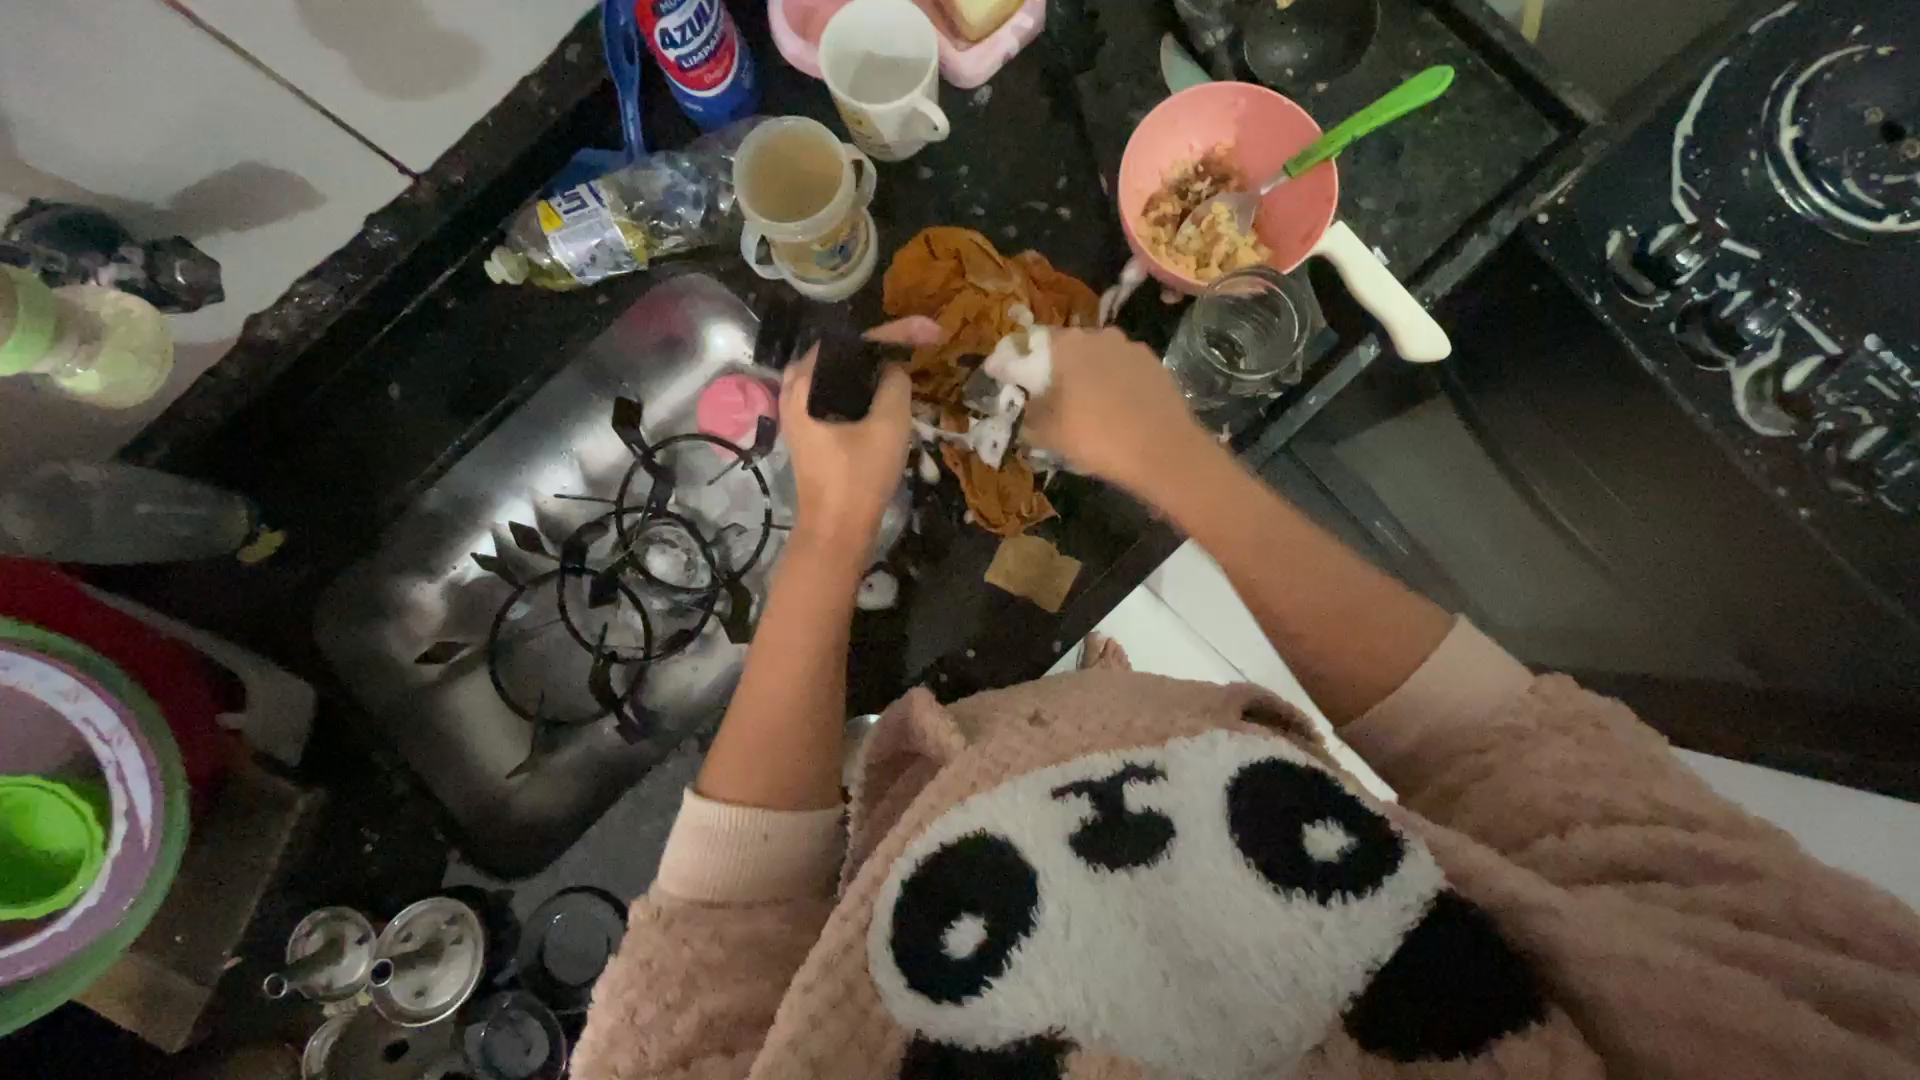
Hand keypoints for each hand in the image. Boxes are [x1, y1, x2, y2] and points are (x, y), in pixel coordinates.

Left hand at [778, 319, 935, 562]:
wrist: (836, 530)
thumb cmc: (859, 478)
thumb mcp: (888, 425)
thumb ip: (894, 383)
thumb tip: (893, 368)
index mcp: (806, 383)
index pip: (853, 341)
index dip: (896, 332)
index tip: (930, 331)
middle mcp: (794, 389)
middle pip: (843, 352)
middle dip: (882, 345)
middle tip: (918, 344)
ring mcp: (798, 411)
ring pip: (840, 375)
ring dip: (872, 368)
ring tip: (906, 363)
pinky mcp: (808, 429)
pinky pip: (836, 394)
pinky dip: (861, 388)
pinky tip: (886, 392)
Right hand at [1015, 327, 1215, 491]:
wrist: (1164, 452)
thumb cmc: (1097, 438)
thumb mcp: (1048, 434)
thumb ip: (1027, 416)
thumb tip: (1020, 408)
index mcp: (1067, 345)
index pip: (1030, 345)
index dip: (1015, 364)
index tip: (1004, 379)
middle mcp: (1100, 336)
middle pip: (1066, 349)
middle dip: (1053, 369)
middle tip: (1045, 398)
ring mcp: (1132, 348)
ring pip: (1098, 358)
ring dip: (1086, 376)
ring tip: (1082, 406)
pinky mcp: (1155, 366)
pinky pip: (1122, 371)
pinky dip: (1112, 384)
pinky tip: (1113, 410)